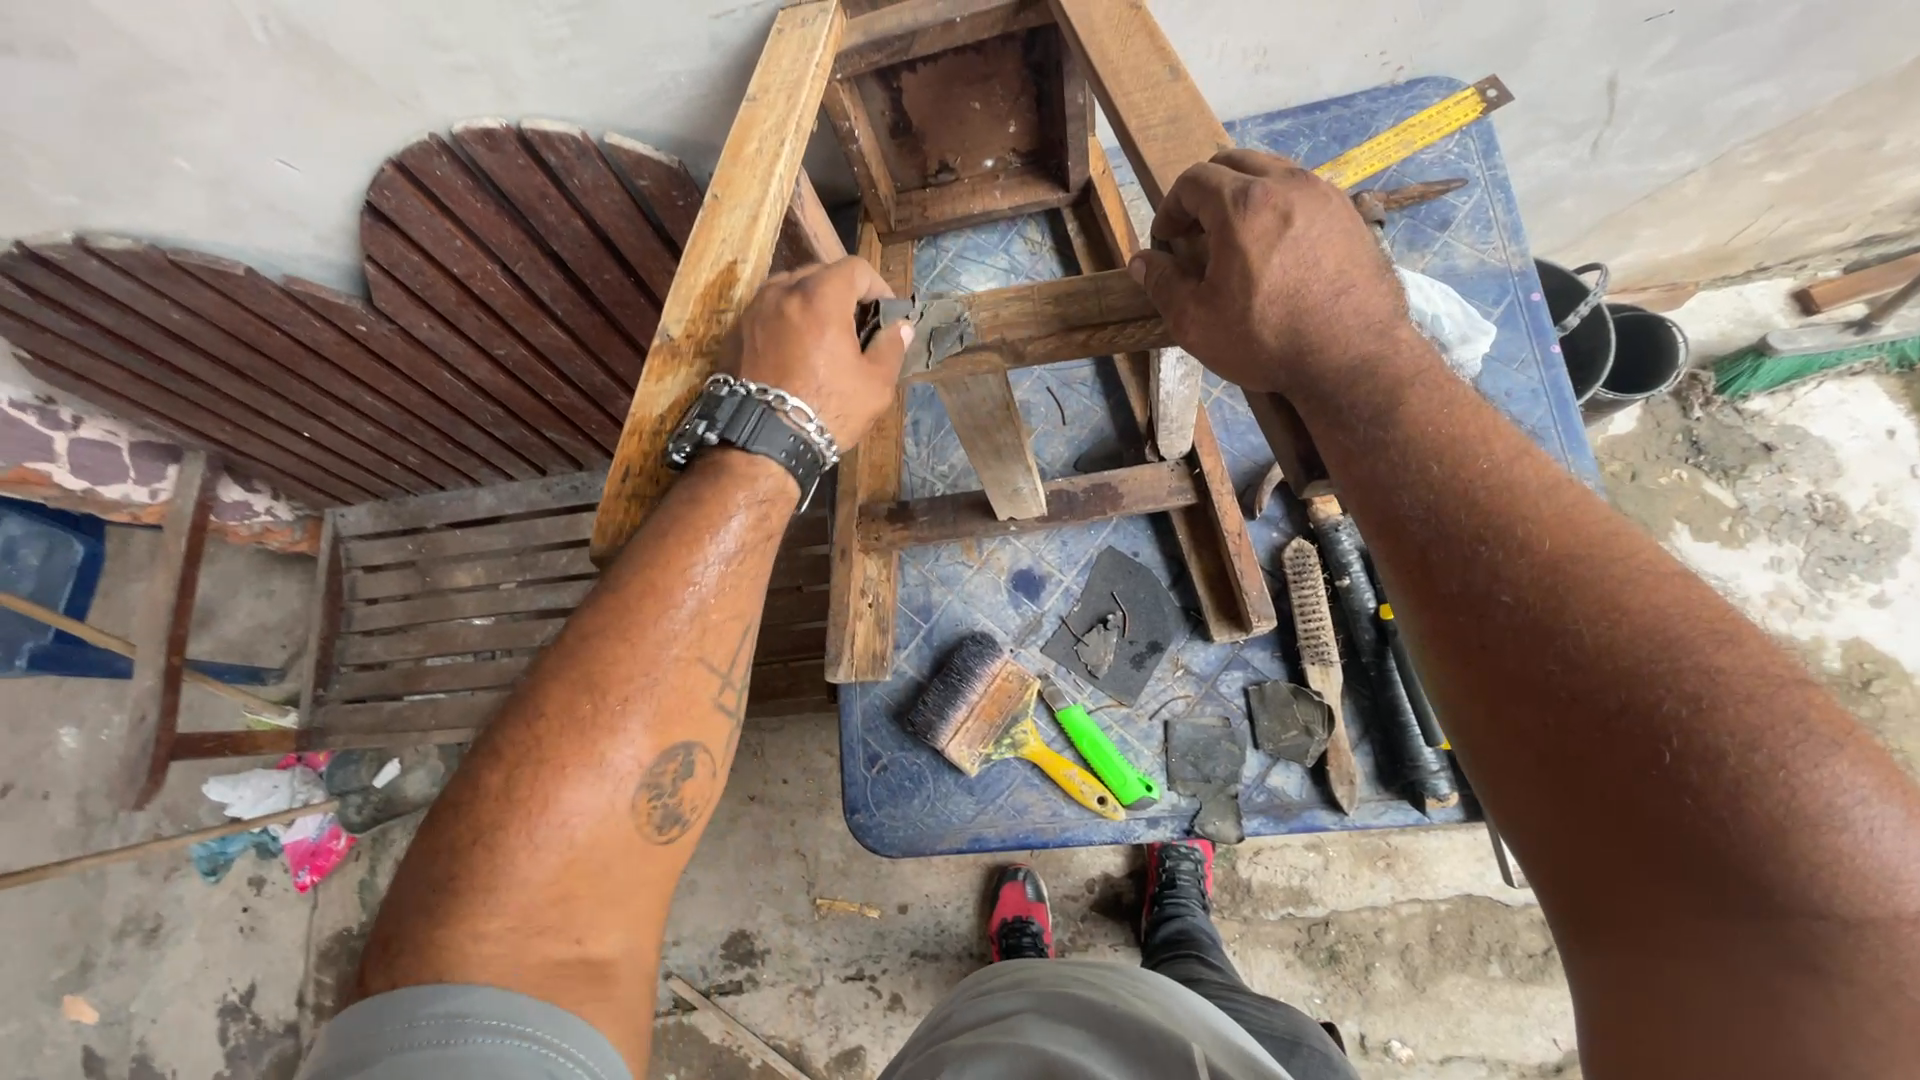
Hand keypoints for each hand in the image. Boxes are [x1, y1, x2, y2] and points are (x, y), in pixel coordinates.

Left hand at [721, 257, 911, 449]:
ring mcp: (753, 310)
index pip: (855, 268)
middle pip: (820, 273)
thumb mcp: (875, 385)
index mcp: (820, 297)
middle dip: (844, 293)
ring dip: (812, 304)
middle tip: (857, 325)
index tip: (885, 312)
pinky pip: (768, 313)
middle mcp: (782, 292)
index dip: (877, 286)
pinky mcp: (735, 332)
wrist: (762, 442)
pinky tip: (795, 352)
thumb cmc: (826, 411)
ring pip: (790, 290)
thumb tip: (900, 328)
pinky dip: (786, 321)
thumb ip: (890, 348)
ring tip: (824, 337)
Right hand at [1127, 150, 1417, 397]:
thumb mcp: (1196, 322)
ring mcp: (1324, 195)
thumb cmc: (1266, 340)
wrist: (1352, 358)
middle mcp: (1286, 184)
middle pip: (1234, 163)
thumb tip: (1142, 262)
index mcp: (1243, 204)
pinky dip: (1278, 208)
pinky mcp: (1349, 215)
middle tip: (1196, 234)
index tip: (1166, 241)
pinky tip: (1276, 251)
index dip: (1170, 208)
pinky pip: (1303, 193)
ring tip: (1237, 241)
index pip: (1193, 180)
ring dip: (1244, 196)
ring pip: (1272, 172)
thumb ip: (1163, 284)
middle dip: (1205, 193)